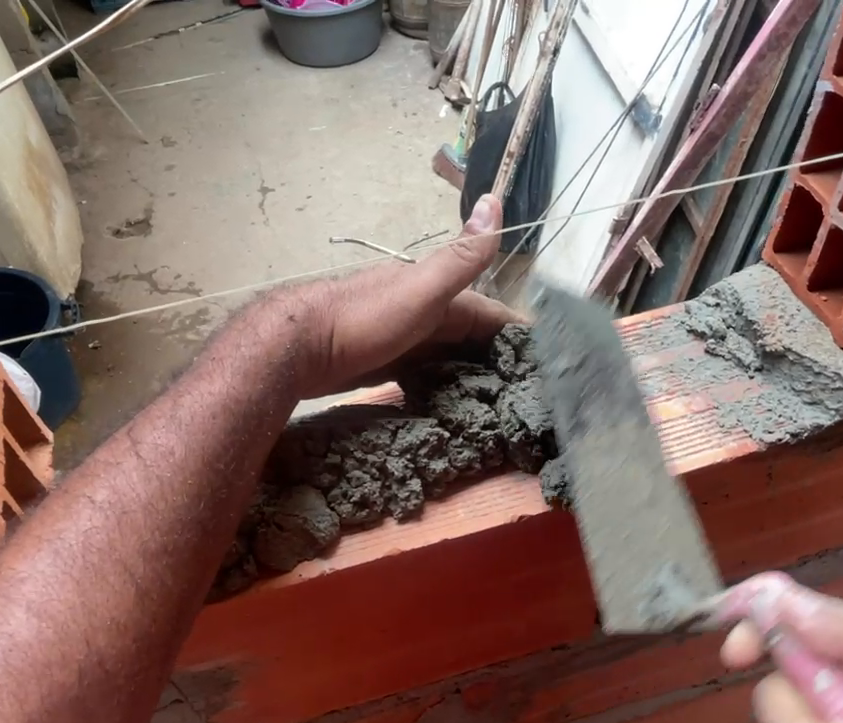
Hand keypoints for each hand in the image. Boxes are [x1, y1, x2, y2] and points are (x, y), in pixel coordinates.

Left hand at [292, 194, 519, 396]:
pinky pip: (421, 373)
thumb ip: (460, 257)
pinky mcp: (380, 365)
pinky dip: (439, 383)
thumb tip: (495, 199)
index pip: (487, 313)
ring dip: (468, 372)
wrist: (298, 348)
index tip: (544, 357)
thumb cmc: (363, 319)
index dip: (514, 331)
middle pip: (467, 336)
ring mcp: (399, 339)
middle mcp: (420, 312)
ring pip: (445, 356)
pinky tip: (447, 403)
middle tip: (525, 390)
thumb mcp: (421, 288)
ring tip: (495, 402)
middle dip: (495, 356)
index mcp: (435, 293)